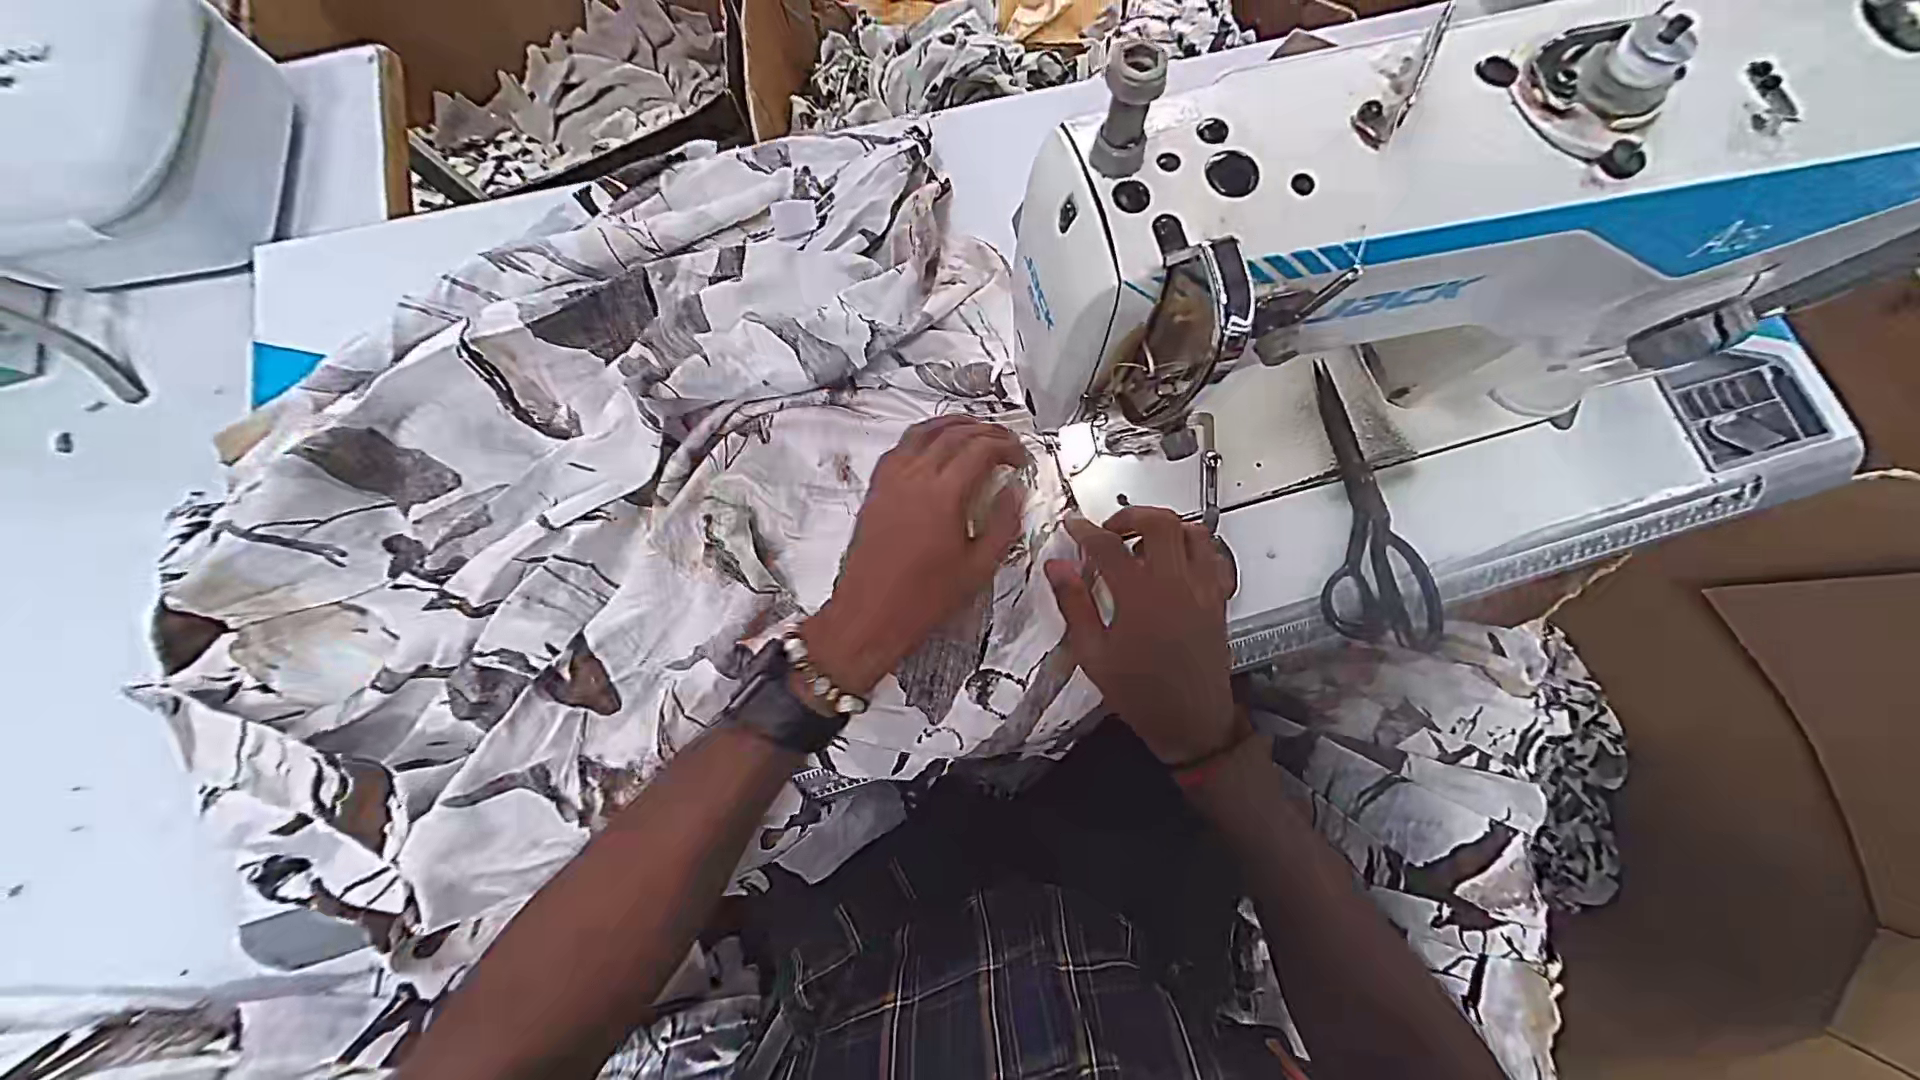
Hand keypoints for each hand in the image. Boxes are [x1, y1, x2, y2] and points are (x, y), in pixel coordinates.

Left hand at [803, 416, 1029, 695]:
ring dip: (951, 424)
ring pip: (922, 433)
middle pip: (953, 434)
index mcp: (943, 495)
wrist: (869, 615)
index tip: (1019, 457)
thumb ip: (1003, 524)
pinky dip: (921, 438)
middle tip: (1004, 440)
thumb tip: (1013, 493)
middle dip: (985, 430)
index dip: (1006, 446)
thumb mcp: (978, 568)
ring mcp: (890, 482)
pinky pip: (899, 449)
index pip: (981, 449)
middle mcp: (914, 479)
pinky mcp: (875, 491)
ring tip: (972, 428)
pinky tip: (930, 447)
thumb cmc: (922, 599)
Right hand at [1045, 507, 1237, 765]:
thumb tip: (1057, 568)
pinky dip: (1192, 548)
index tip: (1074, 526)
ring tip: (1141, 542)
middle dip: (1130, 516)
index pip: (1108, 545)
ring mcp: (1203, 590)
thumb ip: (1074, 604)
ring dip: (1164, 528)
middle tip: (1110, 530)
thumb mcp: (1093, 654)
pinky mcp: (1218, 600)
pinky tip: (1174, 563)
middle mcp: (1176, 585)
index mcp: (1140, 596)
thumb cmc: (1140, 694)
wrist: (1191, 723)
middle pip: (1159, 523)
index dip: (1085, 530)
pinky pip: (1212, 557)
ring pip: (1192, 532)